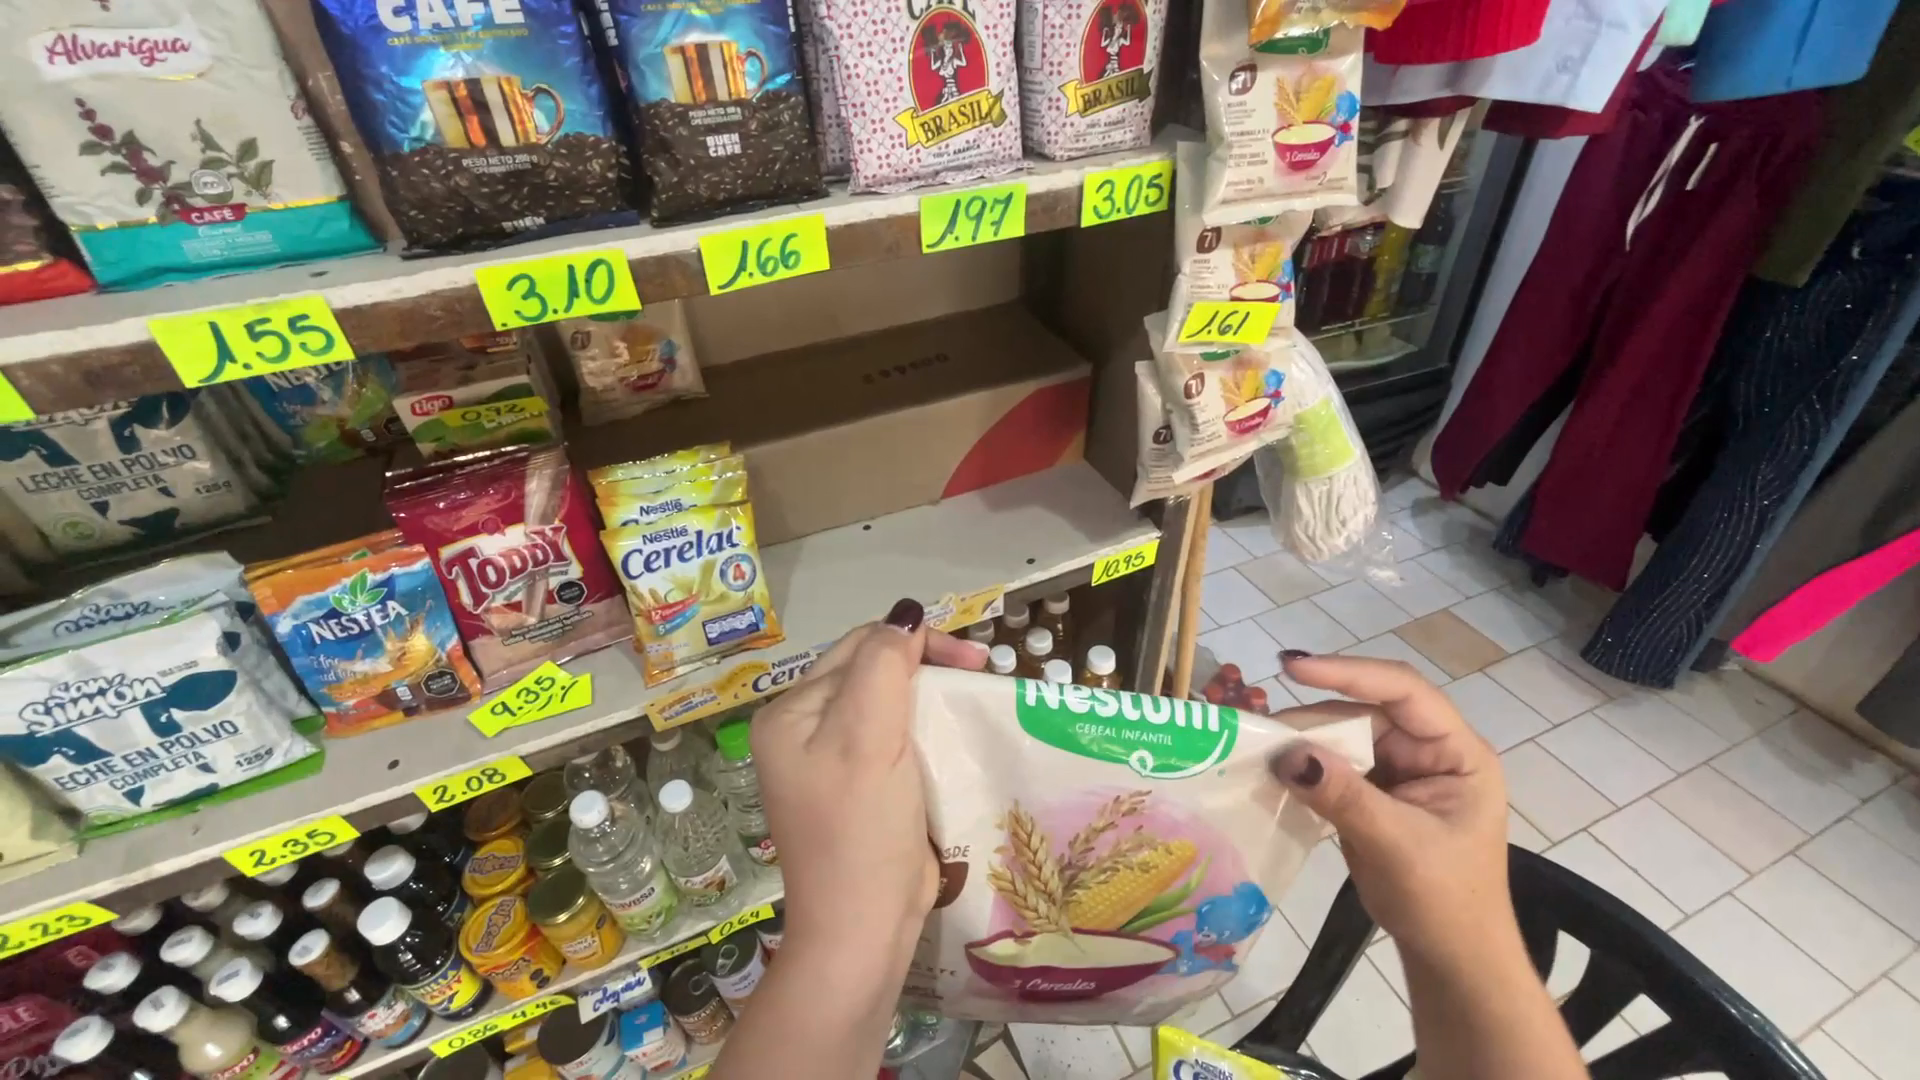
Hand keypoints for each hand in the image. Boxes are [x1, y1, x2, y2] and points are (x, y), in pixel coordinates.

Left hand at [749, 599, 987, 963]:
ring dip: (930, 696)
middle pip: (873, 672)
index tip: (973, 659)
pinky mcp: (863, 786)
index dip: (916, 643)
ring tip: (973, 695)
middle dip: (925, 666)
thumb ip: (883, 667)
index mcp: (792, 712)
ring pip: (889, 704)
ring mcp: (833, 761)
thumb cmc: (860, 829)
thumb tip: (906, 614)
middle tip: (981, 670)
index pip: (860, 649)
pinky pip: (897, 738)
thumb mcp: (866, 738)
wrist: (863, 929)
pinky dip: (928, 728)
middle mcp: (805, 730)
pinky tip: (955, 730)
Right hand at [1268, 653, 1511, 967]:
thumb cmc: (1444, 901)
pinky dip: (1304, 764)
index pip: (1403, 691)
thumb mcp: (1396, 845)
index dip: (1349, 673)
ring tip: (1260, 748)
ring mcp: (1399, 769)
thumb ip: (1344, 795)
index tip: (1292, 668)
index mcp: (1456, 753)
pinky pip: (1332, 762)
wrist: (1451, 959)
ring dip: (1303, 740)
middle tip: (1262, 728)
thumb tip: (1287, 754)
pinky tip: (1274, 768)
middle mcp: (1428, 750)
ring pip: (1342, 734)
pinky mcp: (1371, 790)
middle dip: (1314, 716)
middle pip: (1364, 710)